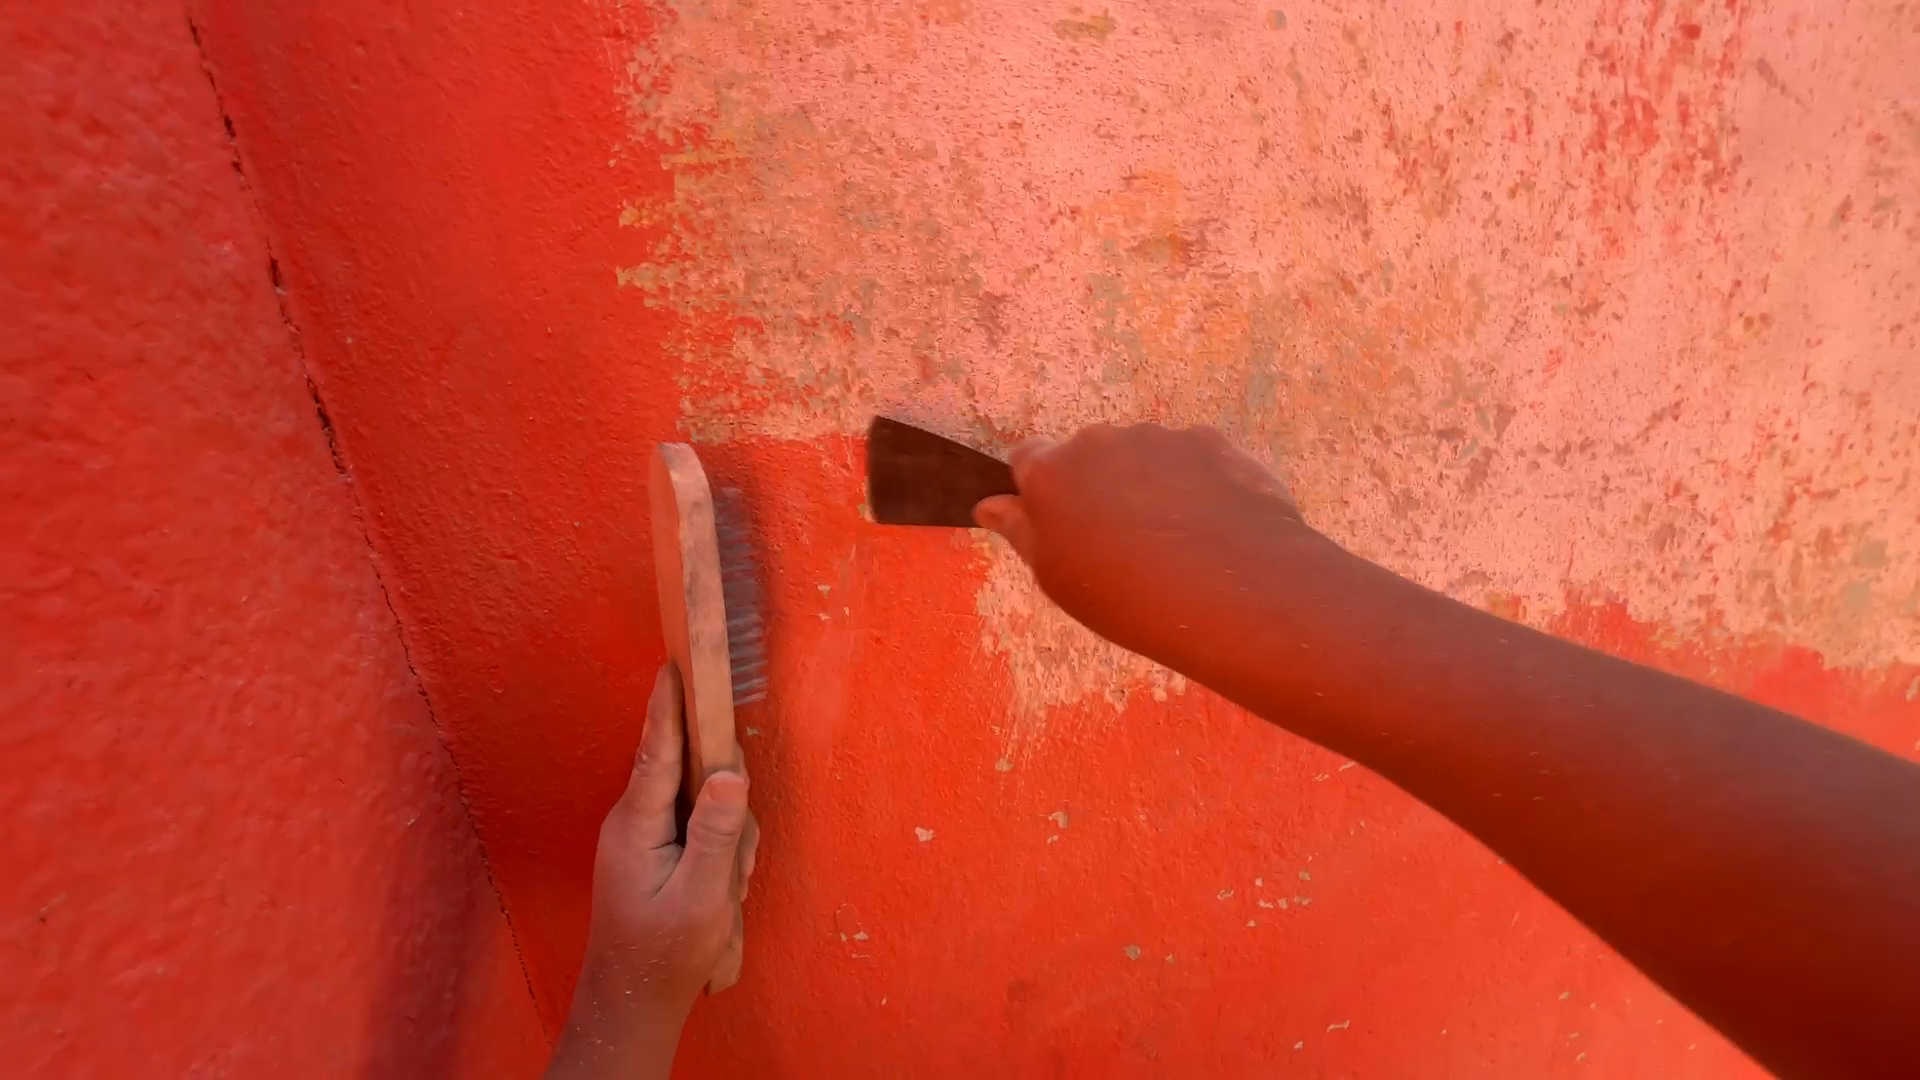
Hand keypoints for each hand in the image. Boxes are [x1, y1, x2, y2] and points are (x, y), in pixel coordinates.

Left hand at [546, 664, 757, 1079]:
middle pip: (693, 774)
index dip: (666, 706)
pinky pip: (703, 823)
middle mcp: (636, 819)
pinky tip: (723, 886)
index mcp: (638, 824)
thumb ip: (718, 833)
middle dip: (728, 810)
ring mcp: (647, 833)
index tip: (674, 665)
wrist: (633, 1006)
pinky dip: (723, 850)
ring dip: (729, 840)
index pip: (656, 751)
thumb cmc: (664, 956)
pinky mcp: (660, 846)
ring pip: (706, 801)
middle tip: (735, 866)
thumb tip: (732, 772)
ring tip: (727, 888)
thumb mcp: (702, 897)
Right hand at [972, 423, 1341, 673]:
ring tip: (1172, 539)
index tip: (1062, 523)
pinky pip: (1189, 457)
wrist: (1230, 594)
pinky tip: (1208, 526)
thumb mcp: (1054, 576)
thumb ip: (1019, 531)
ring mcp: (1158, 437)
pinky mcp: (1210, 442)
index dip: (1040, 490)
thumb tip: (988, 505)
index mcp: (1051, 471)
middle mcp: (1100, 440)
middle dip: (1096, 484)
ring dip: (1145, 482)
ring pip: (1140, 454)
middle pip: (1086, 454)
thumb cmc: (1124, 596)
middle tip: (1120, 541)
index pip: (1027, 458)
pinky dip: (1192, 482)